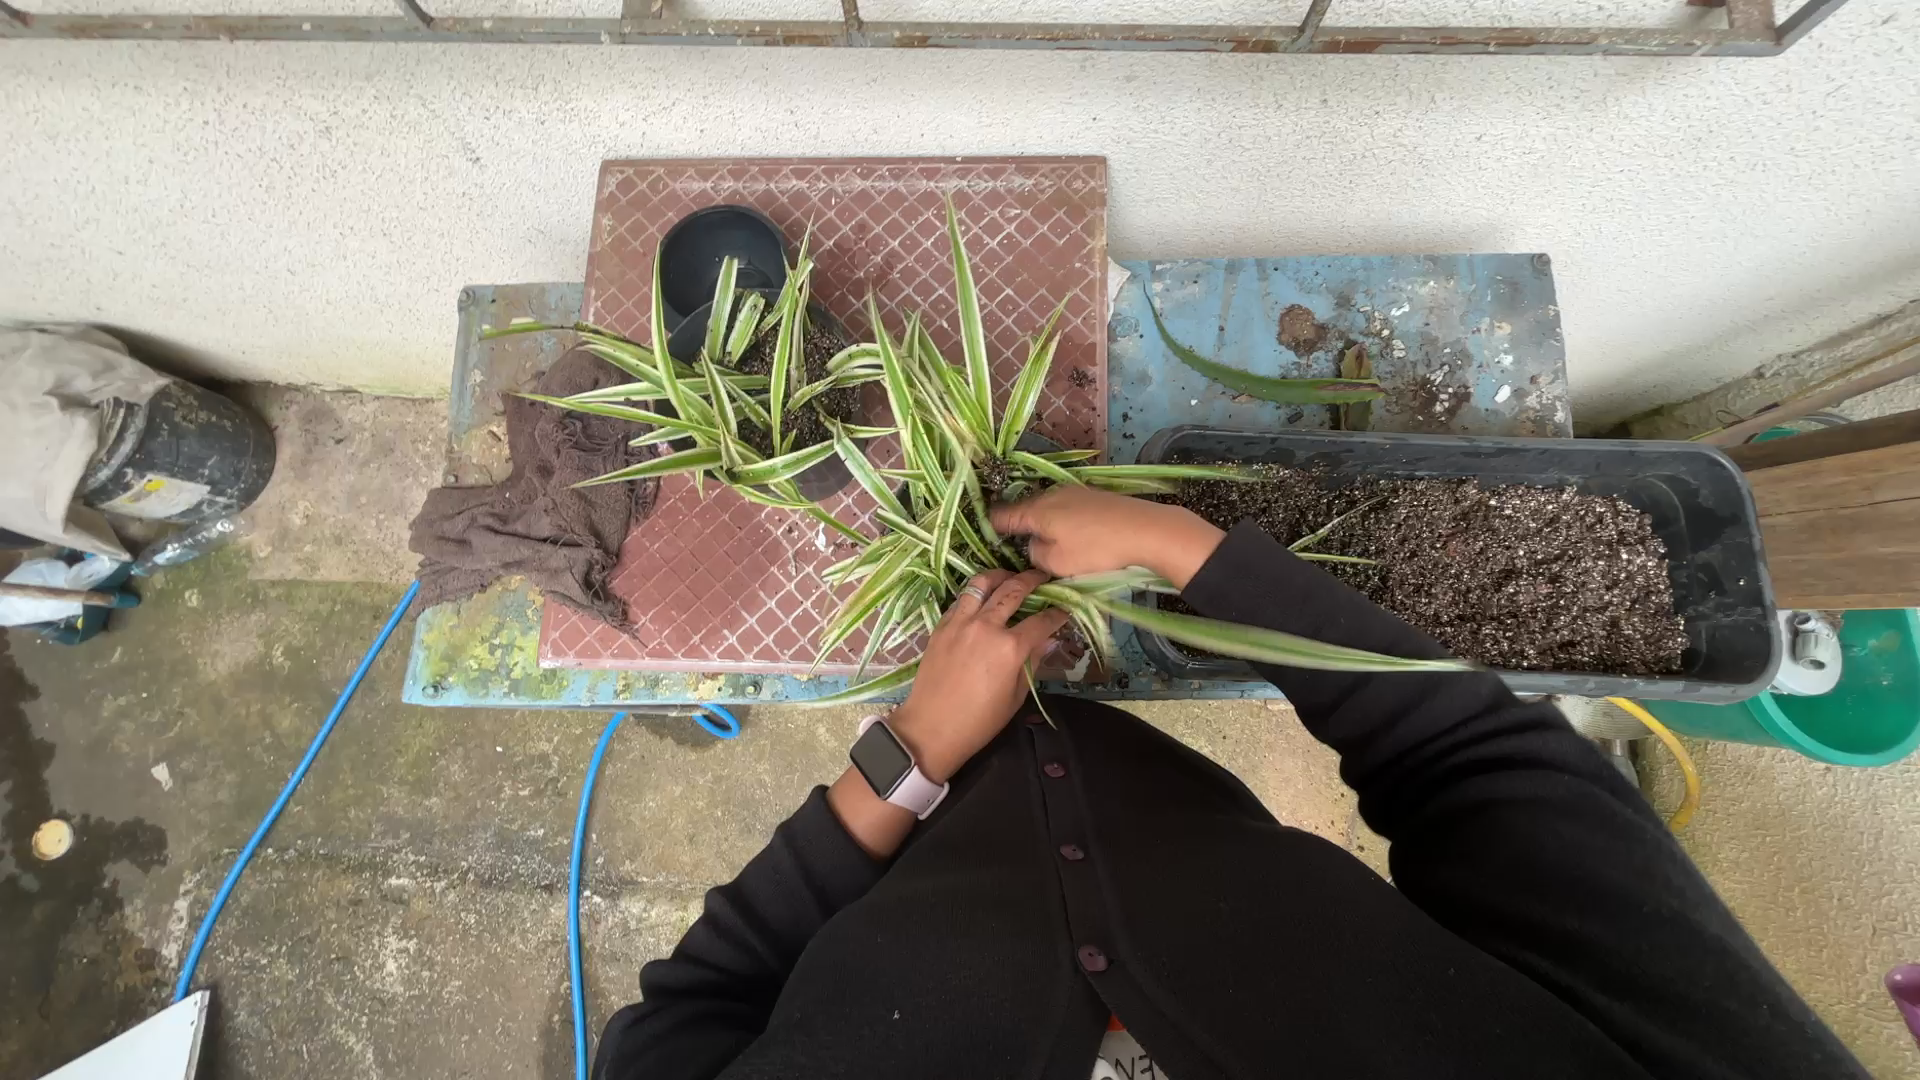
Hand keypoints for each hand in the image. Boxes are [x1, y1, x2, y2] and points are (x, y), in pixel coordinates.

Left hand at [887, 569, 1070, 783]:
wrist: (931, 727)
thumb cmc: (979, 721)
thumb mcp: (1015, 696)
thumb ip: (1032, 662)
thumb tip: (1047, 641)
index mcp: (1010, 648)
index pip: (1041, 621)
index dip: (1057, 614)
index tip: (1065, 610)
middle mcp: (986, 626)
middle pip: (1014, 590)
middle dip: (1033, 580)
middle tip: (1043, 577)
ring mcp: (960, 622)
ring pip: (982, 583)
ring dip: (1001, 576)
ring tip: (1010, 576)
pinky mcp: (942, 625)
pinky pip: (962, 598)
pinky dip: (976, 592)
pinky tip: (983, 597)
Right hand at [991, 487, 1225, 588]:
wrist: (1146, 530)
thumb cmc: (1096, 550)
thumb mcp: (1057, 563)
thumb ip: (1035, 554)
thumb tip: (1032, 545)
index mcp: (1036, 510)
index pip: (1002, 515)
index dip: (991, 526)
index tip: (985, 537)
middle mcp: (1050, 495)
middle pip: (1025, 510)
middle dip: (1019, 526)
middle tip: (1016, 545)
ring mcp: (1073, 492)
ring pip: (1047, 508)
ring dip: (1043, 524)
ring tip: (1046, 543)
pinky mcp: (1093, 496)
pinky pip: (1066, 508)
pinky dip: (1062, 520)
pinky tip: (1072, 534)